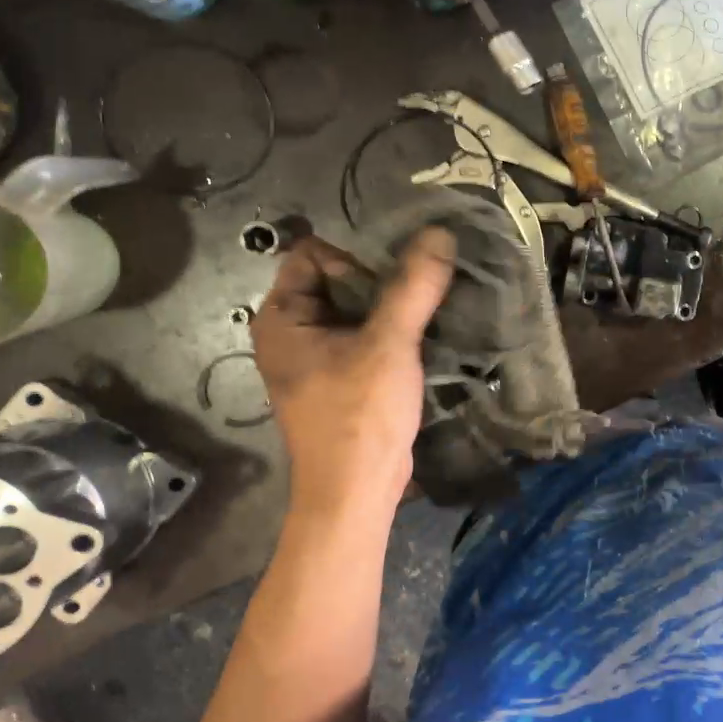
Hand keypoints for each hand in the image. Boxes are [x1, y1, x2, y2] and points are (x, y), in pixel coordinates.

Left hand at [251, 230, 455, 518]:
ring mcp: (318, 357)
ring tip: (433, 307)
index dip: (356, 256)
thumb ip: (414, 285)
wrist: (356, 489)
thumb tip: (440, 232)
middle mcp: (292, 332)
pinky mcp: (343, 378)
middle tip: (424, 289)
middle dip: (383, 279)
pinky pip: (368, 336)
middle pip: (338, 280)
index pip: (313, 255)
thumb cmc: (359, 413)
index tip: (397, 278)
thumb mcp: (389, 342)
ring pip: (358, 309)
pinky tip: (428, 335)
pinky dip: (395, 330)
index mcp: (283, 317)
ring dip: (395, 305)